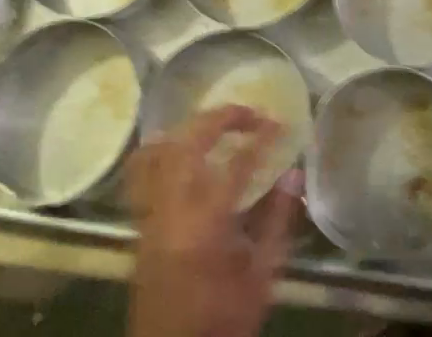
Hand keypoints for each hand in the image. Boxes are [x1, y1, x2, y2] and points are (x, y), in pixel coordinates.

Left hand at [125, 106, 300, 336]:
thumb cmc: (223, 323)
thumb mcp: (262, 277)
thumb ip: (278, 221)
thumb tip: (292, 174)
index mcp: (206, 227)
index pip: (236, 163)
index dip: (261, 137)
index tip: (281, 123)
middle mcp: (170, 213)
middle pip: (190, 143)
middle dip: (223, 118)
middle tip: (253, 115)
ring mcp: (149, 218)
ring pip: (161, 151)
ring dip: (192, 129)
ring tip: (220, 125)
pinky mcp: (139, 227)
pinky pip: (143, 173)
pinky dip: (163, 151)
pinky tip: (184, 150)